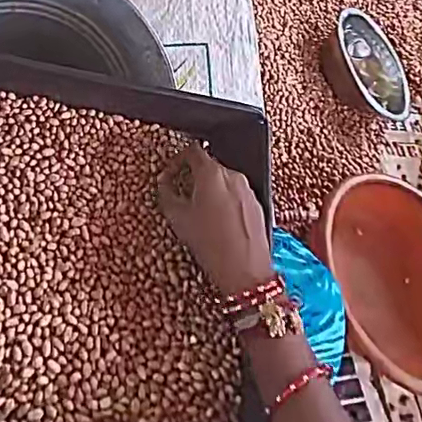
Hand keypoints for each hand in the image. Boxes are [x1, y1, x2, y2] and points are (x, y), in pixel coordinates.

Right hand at [157, 143, 271, 294]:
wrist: (245, 270)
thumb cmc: (213, 245)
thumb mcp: (178, 218)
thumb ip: (166, 193)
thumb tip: (164, 185)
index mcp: (212, 174)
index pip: (192, 151)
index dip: (176, 160)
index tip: (170, 174)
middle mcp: (233, 176)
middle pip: (208, 166)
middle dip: (192, 178)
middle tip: (181, 196)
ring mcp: (247, 190)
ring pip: (222, 182)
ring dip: (208, 191)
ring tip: (199, 214)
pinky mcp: (256, 205)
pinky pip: (235, 195)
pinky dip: (224, 202)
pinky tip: (216, 223)